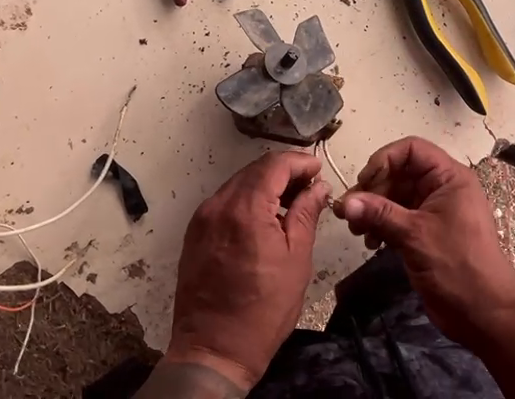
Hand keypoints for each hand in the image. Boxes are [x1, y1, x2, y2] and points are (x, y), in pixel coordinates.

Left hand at [166, 150, 329, 391]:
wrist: (213, 352)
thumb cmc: (263, 310)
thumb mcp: (296, 260)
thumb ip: (306, 214)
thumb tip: (319, 187)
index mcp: (246, 209)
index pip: (275, 165)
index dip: (300, 162)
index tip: (318, 170)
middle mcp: (219, 205)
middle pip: (255, 170)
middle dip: (284, 171)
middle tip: (309, 186)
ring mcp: (203, 218)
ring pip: (239, 184)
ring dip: (265, 185)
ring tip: (289, 202)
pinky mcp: (195, 233)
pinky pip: (225, 202)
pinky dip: (247, 200)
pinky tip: (263, 218)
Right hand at [334, 137, 514, 345]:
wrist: (484, 315)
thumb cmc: (457, 266)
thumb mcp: (416, 235)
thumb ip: (379, 214)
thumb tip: (345, 202)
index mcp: (449, 177)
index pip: (412, 150)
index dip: (384, 160)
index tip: (363, 183)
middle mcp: (442, 188)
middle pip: (400, 173)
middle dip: (374, 189)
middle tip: (350, 213)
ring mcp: (434, 212)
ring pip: (397, 196)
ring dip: (374, 209)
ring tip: (356, 231)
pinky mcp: (427, 234)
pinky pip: (399, 218)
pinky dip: (382, 225)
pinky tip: (371, 242)